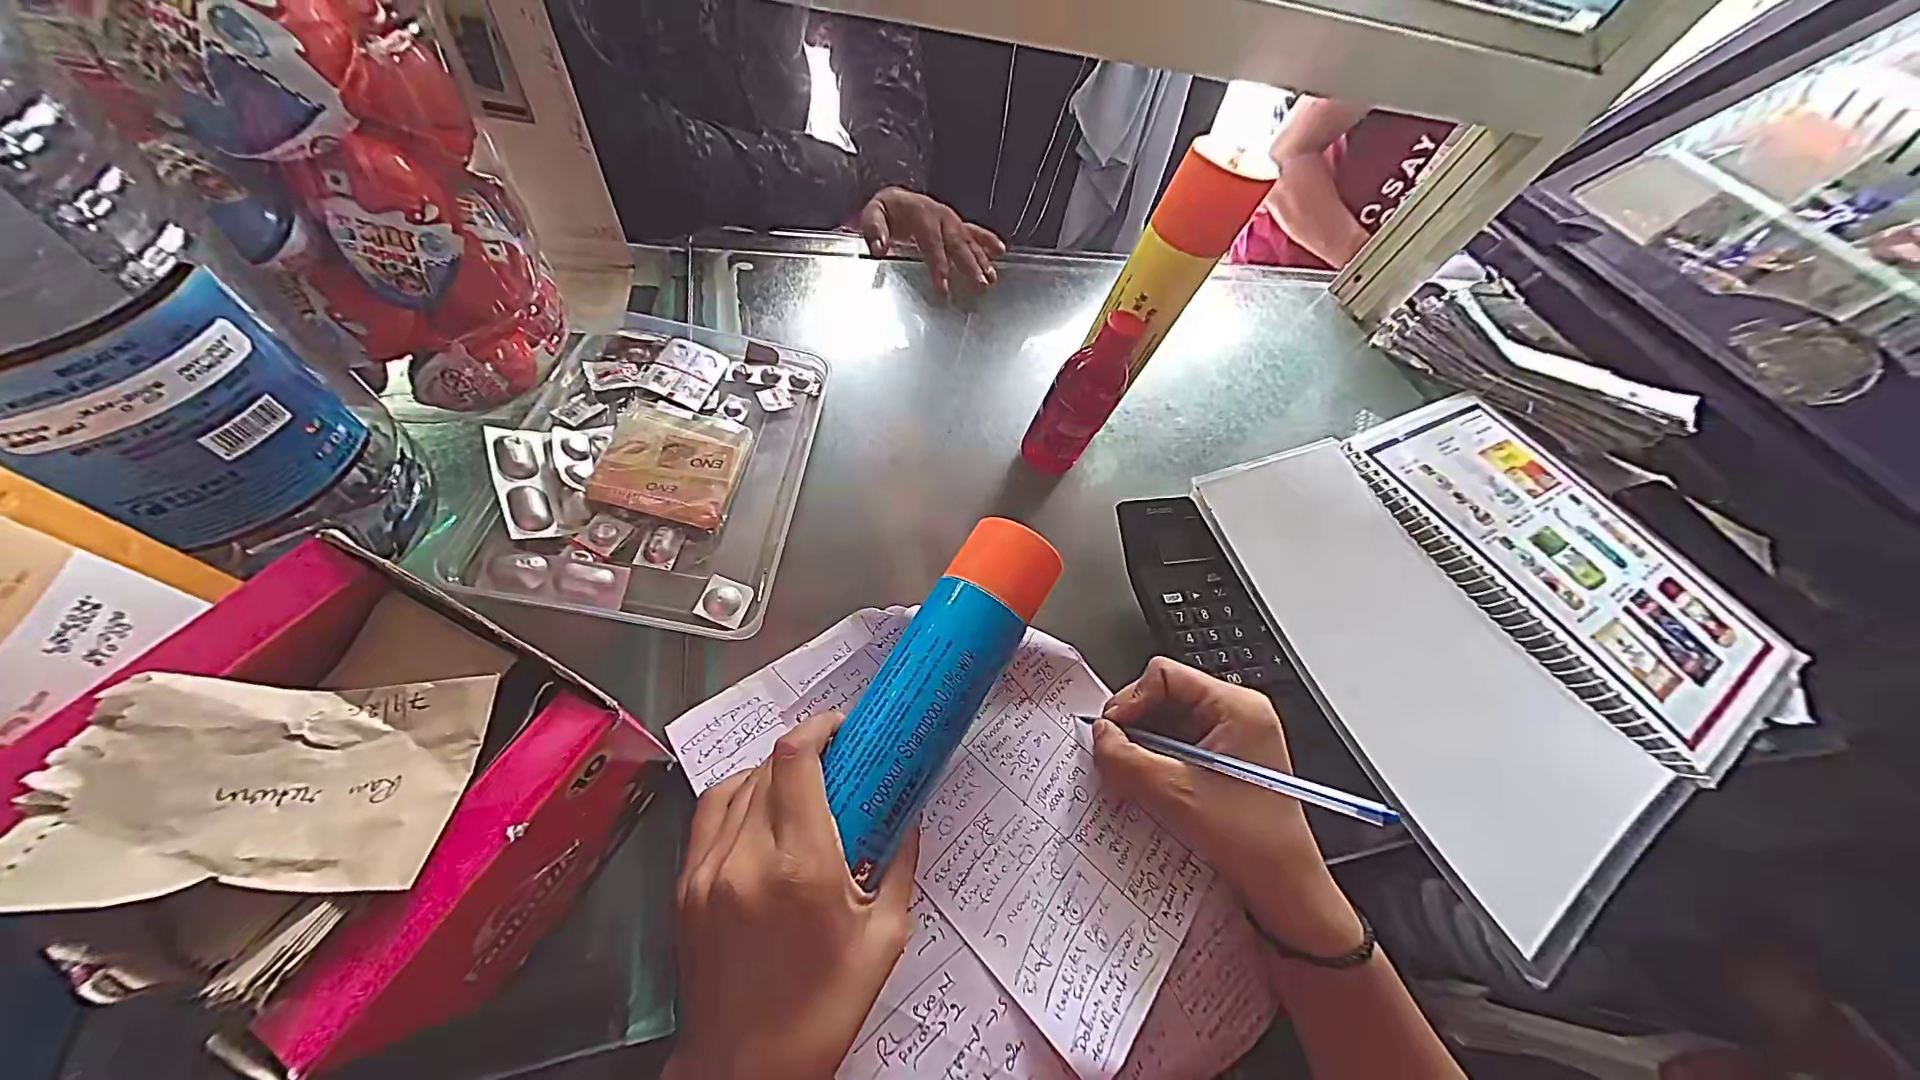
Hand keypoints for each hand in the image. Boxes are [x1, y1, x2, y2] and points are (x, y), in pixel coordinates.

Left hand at [666, 712, 919, 1079]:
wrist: (745, 1070)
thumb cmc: (819, 1011)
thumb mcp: (883, 936)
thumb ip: (902, 864)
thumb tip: (908, 818)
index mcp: (801, 867)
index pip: (796, 759)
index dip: (819, 727)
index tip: (840, 727)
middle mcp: (747, 858)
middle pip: (771, 764)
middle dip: (806, 749)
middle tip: (836, 759)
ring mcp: (709, 870)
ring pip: (739, 781)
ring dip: (773, 769)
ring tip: (801, 782)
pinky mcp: (687, 884)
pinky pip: (711, 811)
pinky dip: (739, 793)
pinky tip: (760, 807)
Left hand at [857, 186, 1005, 294]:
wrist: (896, 199)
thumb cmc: (886, 212)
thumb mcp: (873, 216)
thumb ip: (875, 231)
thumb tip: (878, 247)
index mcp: (921, 215)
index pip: (932, 244)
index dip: (939, 266)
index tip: (944, 287)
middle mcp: (940, 216)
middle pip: (957, 244)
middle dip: (969, 266)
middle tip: (979, 284)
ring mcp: (951, 220)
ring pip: (969, 241)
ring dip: (982, 260)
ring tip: (991, 278)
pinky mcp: (957, 224)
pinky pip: (975, 232)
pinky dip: (988, 241)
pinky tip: (1000, 252)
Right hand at [1091, 657, 1363, 955]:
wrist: (1284, 892)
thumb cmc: (1253, 843)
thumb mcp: (1175, 794)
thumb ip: (1127, 758)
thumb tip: (1100, 735)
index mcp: (1237, 707)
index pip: (1164, 675)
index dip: (1131, 698)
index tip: (1113, 729)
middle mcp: (1235, 714)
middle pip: (1162, 696)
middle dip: (1135, 725)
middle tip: (1117, 754)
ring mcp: (1228, 737)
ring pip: (1164, 722)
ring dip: (1142, 747)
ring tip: (1134, 776)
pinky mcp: (1219, 760)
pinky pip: (1172, 744)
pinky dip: (1153, 761)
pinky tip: (1148, 786)